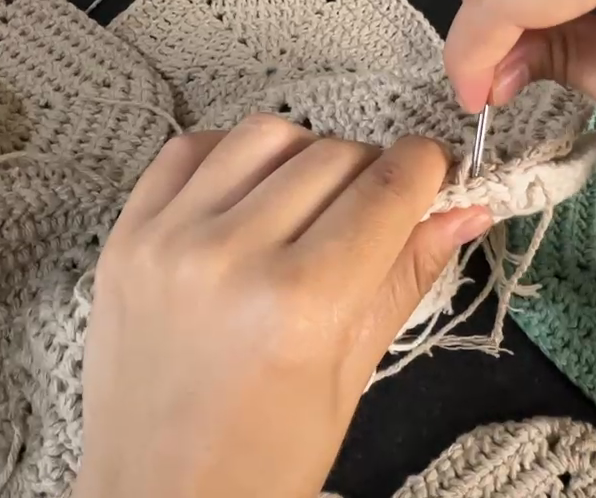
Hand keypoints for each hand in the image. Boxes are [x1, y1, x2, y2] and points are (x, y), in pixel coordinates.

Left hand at [75, 115, 490, 497]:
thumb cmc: (268, 460)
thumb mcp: (352, 376)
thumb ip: (406, 276)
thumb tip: (468, 208)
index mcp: (301, 306)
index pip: (385, 191)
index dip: (424, 165)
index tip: (433, 166)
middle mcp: (231, 255)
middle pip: (333, 155)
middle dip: (371, 170)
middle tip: (371, 207)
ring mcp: (169, 236)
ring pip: (266, 135)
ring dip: (305, 154)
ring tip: (307, 199)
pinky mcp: (126, 230)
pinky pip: (191, 147)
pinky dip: (232, 153)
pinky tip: (247, 192)